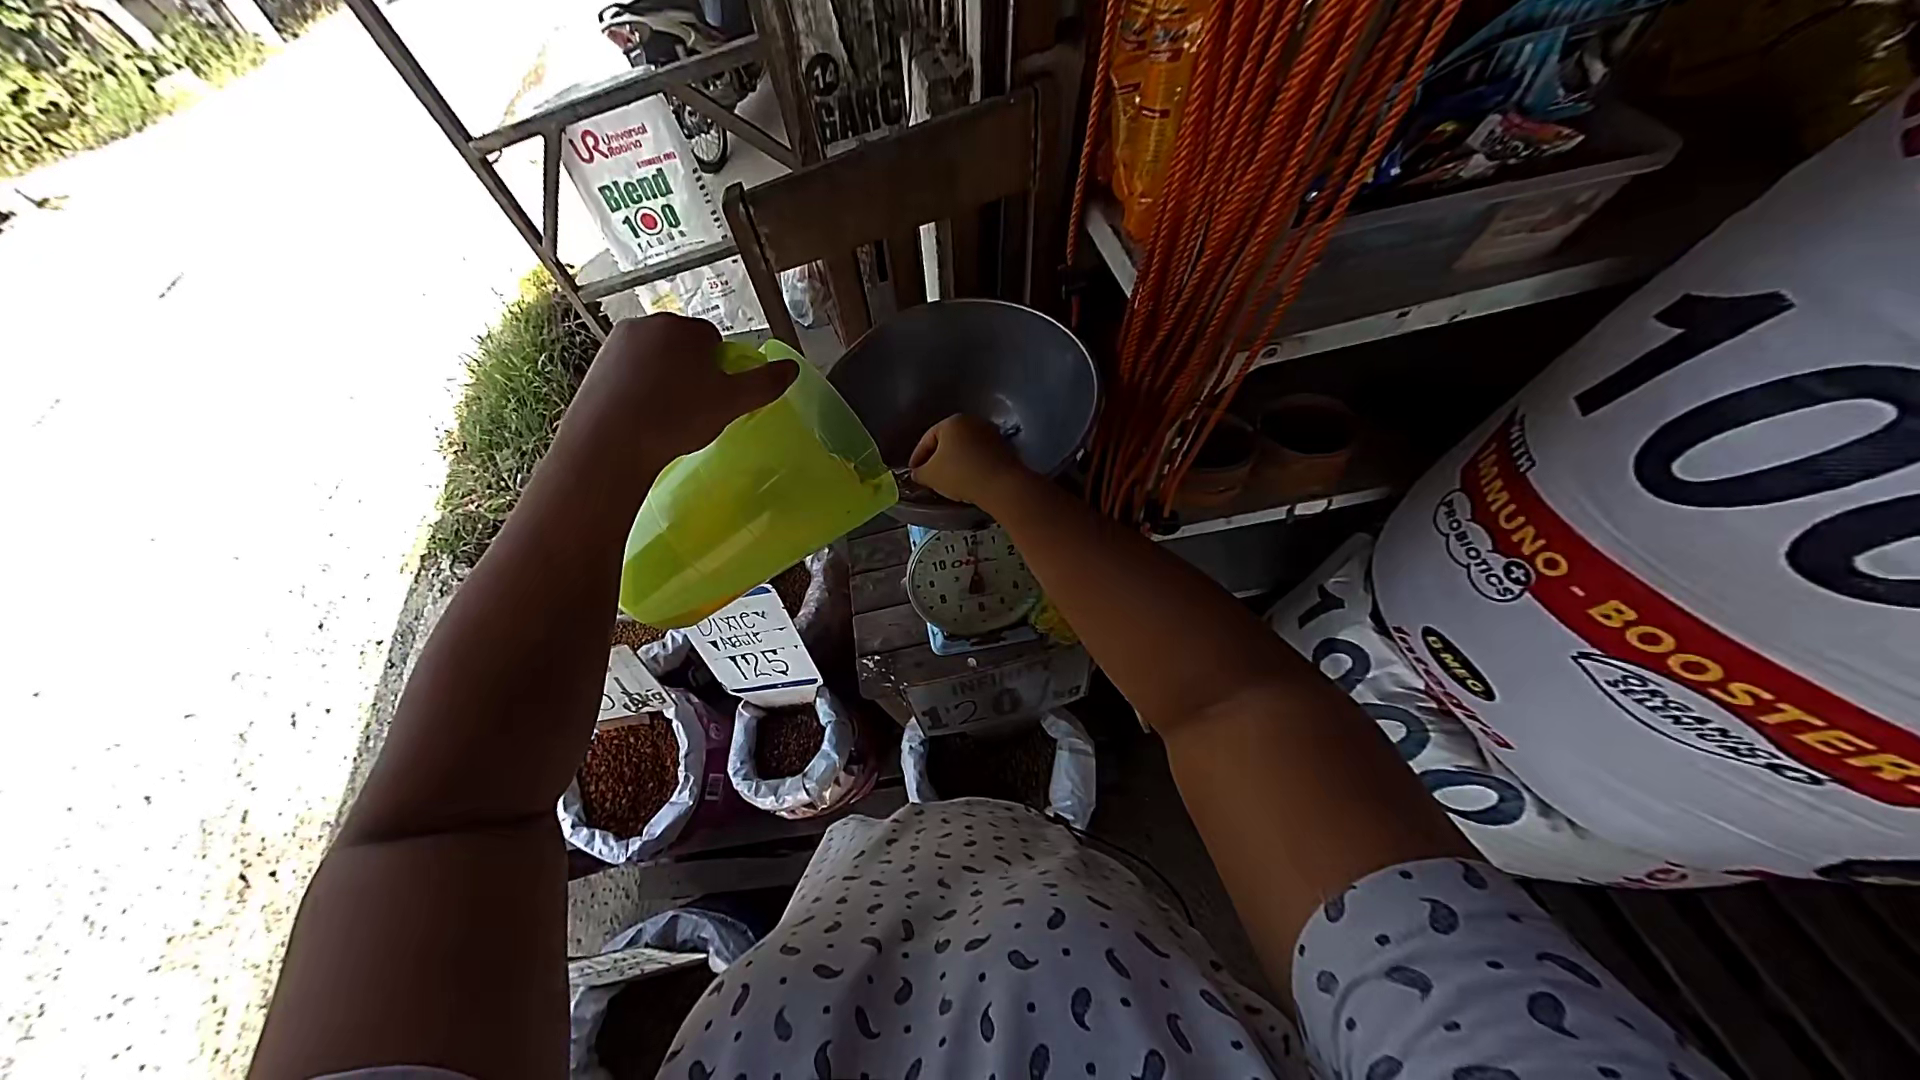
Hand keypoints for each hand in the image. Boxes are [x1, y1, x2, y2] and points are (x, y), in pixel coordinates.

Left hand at [558, 314, 796, 465]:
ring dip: (667, 377)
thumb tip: (792, 369)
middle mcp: (649, 323)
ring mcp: (618, 342)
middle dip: (692, 369)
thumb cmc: (677, 418)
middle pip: (684, 345)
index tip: (716, 395)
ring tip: (668, 413)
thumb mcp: (732, 403)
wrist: (610, 441)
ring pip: (657, 357)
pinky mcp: (596, 363)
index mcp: (684, 328)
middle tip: (695, 406)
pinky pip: (631, 369)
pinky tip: (643, 414)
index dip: (720, 368)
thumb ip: (765, 383)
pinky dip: (640, 386)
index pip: (714, 340)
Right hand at [908, 414, 1031, 509]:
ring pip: (965, 449)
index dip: (917, 457)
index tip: (913, 473)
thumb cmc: (960, 474)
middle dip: (937, 459)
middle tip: (929, 476)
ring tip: (949, 480)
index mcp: (952, 422)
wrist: (1002, 485)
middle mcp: (972, 421)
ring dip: (955, 462)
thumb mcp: (930, 475)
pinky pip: (980, 456)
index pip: (927, 439)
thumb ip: (919, 472)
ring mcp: (990, 433)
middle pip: (947, 441)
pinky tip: (968, 480)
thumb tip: (918, 473)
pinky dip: (971, 466)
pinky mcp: (1004, 447)